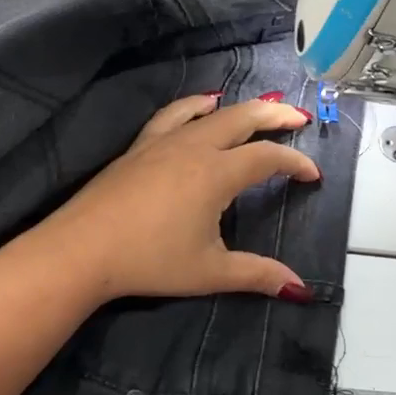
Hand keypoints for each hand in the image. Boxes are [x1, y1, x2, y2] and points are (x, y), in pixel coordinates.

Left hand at [34, 92, 320, 301]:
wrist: (82, 248)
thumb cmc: (150, 261)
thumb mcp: (210, 272)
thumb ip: (257, 274)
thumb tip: (300, 288)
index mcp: (217, 173)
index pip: (267, 157)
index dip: (295, 162)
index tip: (312, 175)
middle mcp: (194, 147)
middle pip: (243, 118)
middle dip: (275, 115)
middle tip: (299, 117)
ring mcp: (163, 143)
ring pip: (209, 113)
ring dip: (240, 108)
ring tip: (258, 108)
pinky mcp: (139, 147)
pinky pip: (174, 115)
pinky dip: (194, 106)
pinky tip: (201, 105)